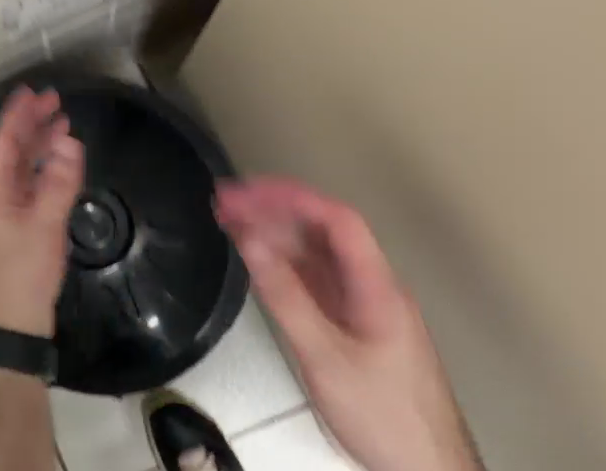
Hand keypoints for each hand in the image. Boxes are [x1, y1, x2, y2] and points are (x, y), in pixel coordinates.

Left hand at [0, 87, 84, 338]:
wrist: (14, 321)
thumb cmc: (24, 271)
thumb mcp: (45, 225)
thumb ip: (59, 183)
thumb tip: (70, 142)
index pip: (3, 140)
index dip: (16, 114)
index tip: (31, 91)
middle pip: (12, 148)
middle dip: (31, 123)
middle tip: (54, 100)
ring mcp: (7, 208)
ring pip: (22, 165)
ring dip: (40, 143)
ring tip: (62, 123)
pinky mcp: (19, 223)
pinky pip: (31, 183)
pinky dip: (46, 167)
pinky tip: (61, 162)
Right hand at [214, 178, 480, 470]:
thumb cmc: (380, 414)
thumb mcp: (325, 357)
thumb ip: (285, 296)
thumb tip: (250, 239)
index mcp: (377, 287)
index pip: (338, 222)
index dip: (293, 198)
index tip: (247, 190)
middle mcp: (373, 287)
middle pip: (323, 233)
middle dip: (274, 211)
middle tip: (225, 202)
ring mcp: (364, 307)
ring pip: (317, 256)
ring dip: (275, 234)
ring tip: (229, 221)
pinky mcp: (353, 326)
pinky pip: (316, 281)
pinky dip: (283, 263)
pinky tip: (256, 258)